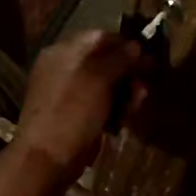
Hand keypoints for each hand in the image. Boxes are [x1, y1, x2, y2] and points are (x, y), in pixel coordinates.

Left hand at [15, 30, 142, 178]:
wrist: (47, 157)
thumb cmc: (72, 111)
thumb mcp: (98, 79)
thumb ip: (119, 58)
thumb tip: (135, 46)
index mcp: (63, 52)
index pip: (100, 37)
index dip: (126, 46)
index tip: (148, 58)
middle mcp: (64, 69)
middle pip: (104, 62)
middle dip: (128, 73)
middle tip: (144, 85)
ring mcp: (68, 94)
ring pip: (105, 85)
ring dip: (125, 93)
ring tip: (137, 105)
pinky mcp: (74, 116)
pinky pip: (100, 105)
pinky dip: (114, 109)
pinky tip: (125, 119)